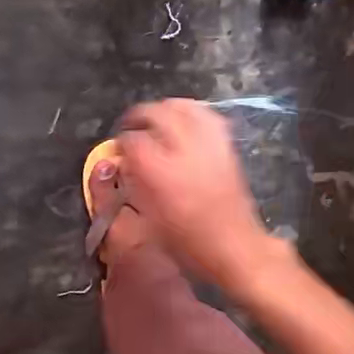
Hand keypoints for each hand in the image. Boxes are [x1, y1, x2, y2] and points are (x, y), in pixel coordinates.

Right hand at [115, 99, 272, 286]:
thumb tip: (125, 164)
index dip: (120, 142)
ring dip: (165, 109)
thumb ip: (135, 184)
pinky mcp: (226, 145)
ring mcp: (208, 144)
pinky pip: (207, 116)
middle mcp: (183, 150)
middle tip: (131, 129)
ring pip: (183, 107)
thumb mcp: (149, 220)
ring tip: (156, 121)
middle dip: (138, 117)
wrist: (235, 246)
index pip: (132, 140)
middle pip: (156, 113)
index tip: (118, 149)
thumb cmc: (188, 243)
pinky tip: (184, 121)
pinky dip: (192, 112)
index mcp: (159, 172)